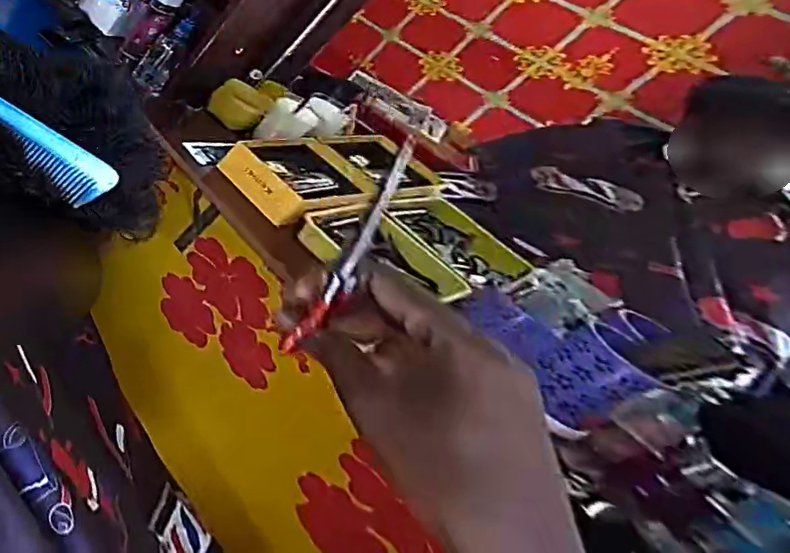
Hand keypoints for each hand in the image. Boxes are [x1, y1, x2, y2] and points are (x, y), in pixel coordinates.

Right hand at [279, 269, 580, 552]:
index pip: (384, 284)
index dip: (331, 284)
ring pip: (413, 335)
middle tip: (299, 322)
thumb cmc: (440, 469)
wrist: (516, 552)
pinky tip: (362, 372)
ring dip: (363, 335)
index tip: (294, 297)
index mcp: (461, 342)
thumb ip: (331, 348)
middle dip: (342, 311)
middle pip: (398, 307)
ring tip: (321, 347)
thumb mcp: (372, 401)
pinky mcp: (496, 404)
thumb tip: (293, 318)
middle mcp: (485, 350)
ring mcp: (496, 378)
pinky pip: (432, 362)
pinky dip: (391, 359)